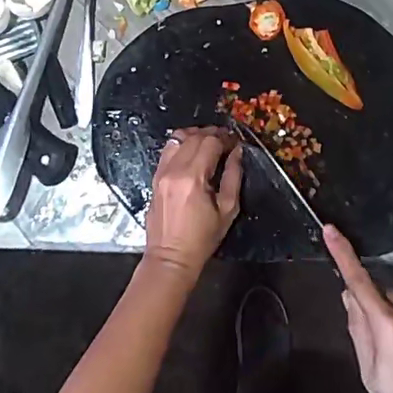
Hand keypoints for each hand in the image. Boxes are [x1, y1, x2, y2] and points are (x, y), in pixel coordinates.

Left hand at [143, 127, 241, 280]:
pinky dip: (181, 144)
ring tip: (209, 142)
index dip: (226, 139)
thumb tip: (237, 152)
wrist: (170, 258)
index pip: (210, 143)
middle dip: (212, 134)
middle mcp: (174, 170)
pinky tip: (192, 151)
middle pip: (194, 137)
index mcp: (193, 178)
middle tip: (226, 140)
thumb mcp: (227, 210)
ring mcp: (161, 172)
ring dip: (195, 135)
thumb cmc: (201, 239)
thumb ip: (233, 177)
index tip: (235, 143)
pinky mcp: (155, 177)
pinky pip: (168, 150)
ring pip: (178, 138)